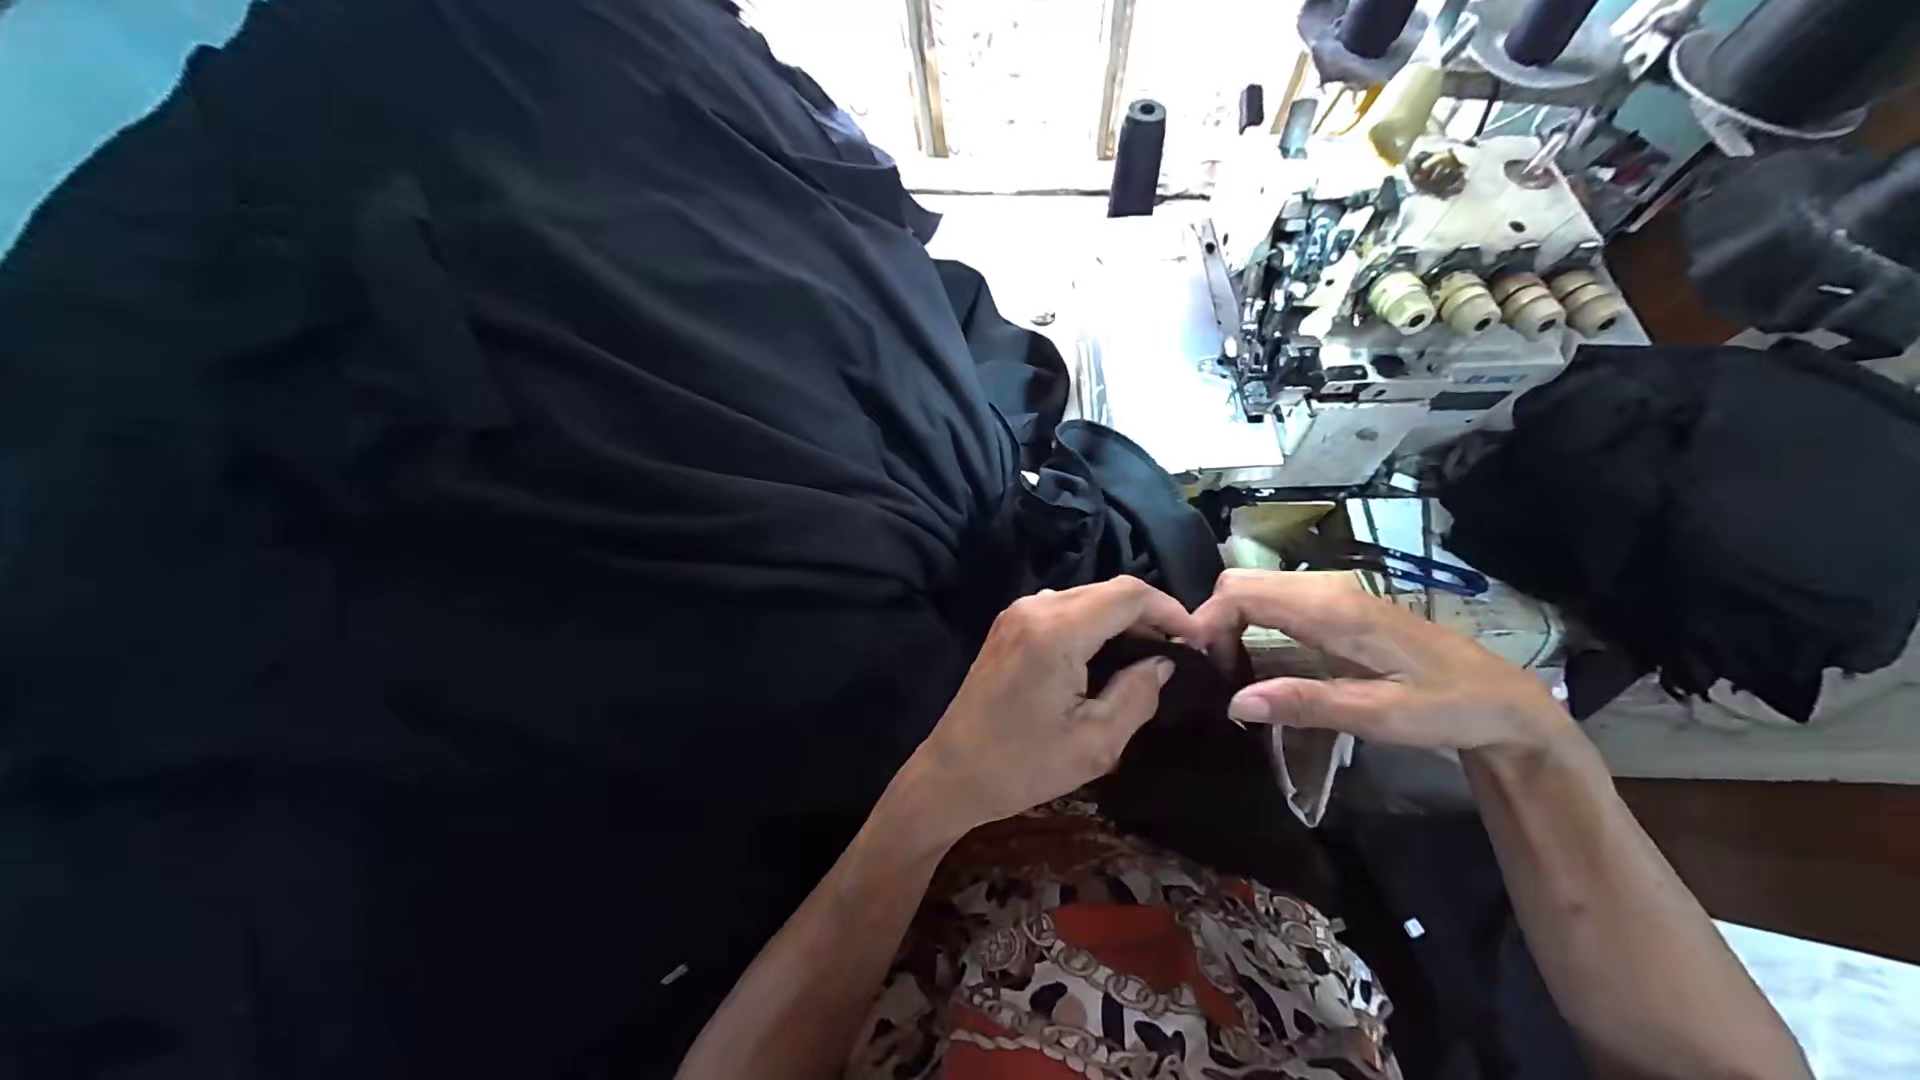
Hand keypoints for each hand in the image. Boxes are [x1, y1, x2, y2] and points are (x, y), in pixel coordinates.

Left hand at [904, 577, 1200, 840]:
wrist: (950, 774)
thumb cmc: (1021, 766)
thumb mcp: (1095, 743)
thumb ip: (1137, 694)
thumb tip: (1162, 663)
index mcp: (1056, 631)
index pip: (1129, 594)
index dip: (1171, 610)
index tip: (1197, 642)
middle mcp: (1035, 607)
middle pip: (1108, 589)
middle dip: (1149, 613)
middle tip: (1179, 651)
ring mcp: (1016, 613)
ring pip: (1086, 596)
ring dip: (1122, 617)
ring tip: (1152, 652)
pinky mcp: (1008, 626)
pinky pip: (1063, 608)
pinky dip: (1094, 622)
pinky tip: (1108, 652)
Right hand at [1193, 569, 1571, 758]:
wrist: (1504, 699)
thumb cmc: (1447, 708)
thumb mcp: (1380, 716)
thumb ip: (1306, 705)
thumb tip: (1234, 702)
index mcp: (1332, 610)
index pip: (1241, 593)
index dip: (1207, 622)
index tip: (1200, 666)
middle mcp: (1325, 589)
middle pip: (1239, 582)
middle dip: (1211, 619)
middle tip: (1211, 669)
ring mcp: (1331, 592)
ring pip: (1252, 586)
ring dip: (1227, 619)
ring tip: (1226, 667)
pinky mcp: (1334, 603)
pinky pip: (1271, 596)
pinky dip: (1247, 619)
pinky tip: (1253, 655)